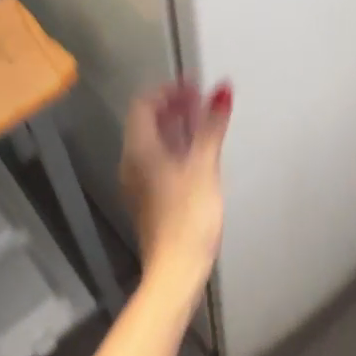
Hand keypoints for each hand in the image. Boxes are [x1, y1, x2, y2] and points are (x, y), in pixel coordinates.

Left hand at [120, 80, 231, 296]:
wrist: (177, 269)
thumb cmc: (188, 219)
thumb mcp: (205, 166)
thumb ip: (212, 126)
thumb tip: (221, 91)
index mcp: (140, 151)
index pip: (144, 104)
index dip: (168, 90)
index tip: (194, 85)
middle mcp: (133, 163)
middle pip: (147, 122)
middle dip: (174, 106)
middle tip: (201, 99)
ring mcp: (140, 182)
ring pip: (154, 142)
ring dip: (176, 126)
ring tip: (204, 120)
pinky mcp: (151, 198)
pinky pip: (158, 161)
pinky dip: (176, 147)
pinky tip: (198, 151)